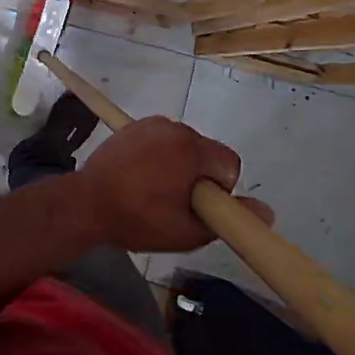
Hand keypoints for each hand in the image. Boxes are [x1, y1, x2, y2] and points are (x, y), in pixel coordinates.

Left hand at [74, 116, 273, 251]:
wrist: (86, 202)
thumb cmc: (138, 218)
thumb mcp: (187, 230)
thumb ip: (230, 219)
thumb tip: (268, 211)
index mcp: (191, 148)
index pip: (229, 163)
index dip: (220, 190)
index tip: (196, 205)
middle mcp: (175, 127)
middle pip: (206, 152)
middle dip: (199, 176)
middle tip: (173, 201)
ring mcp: (151, 123)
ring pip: (184, 146)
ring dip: (179, 165)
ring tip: (154, 190)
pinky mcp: (134, 125)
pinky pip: (162, 139)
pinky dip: (160, 155)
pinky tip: (141, 175)